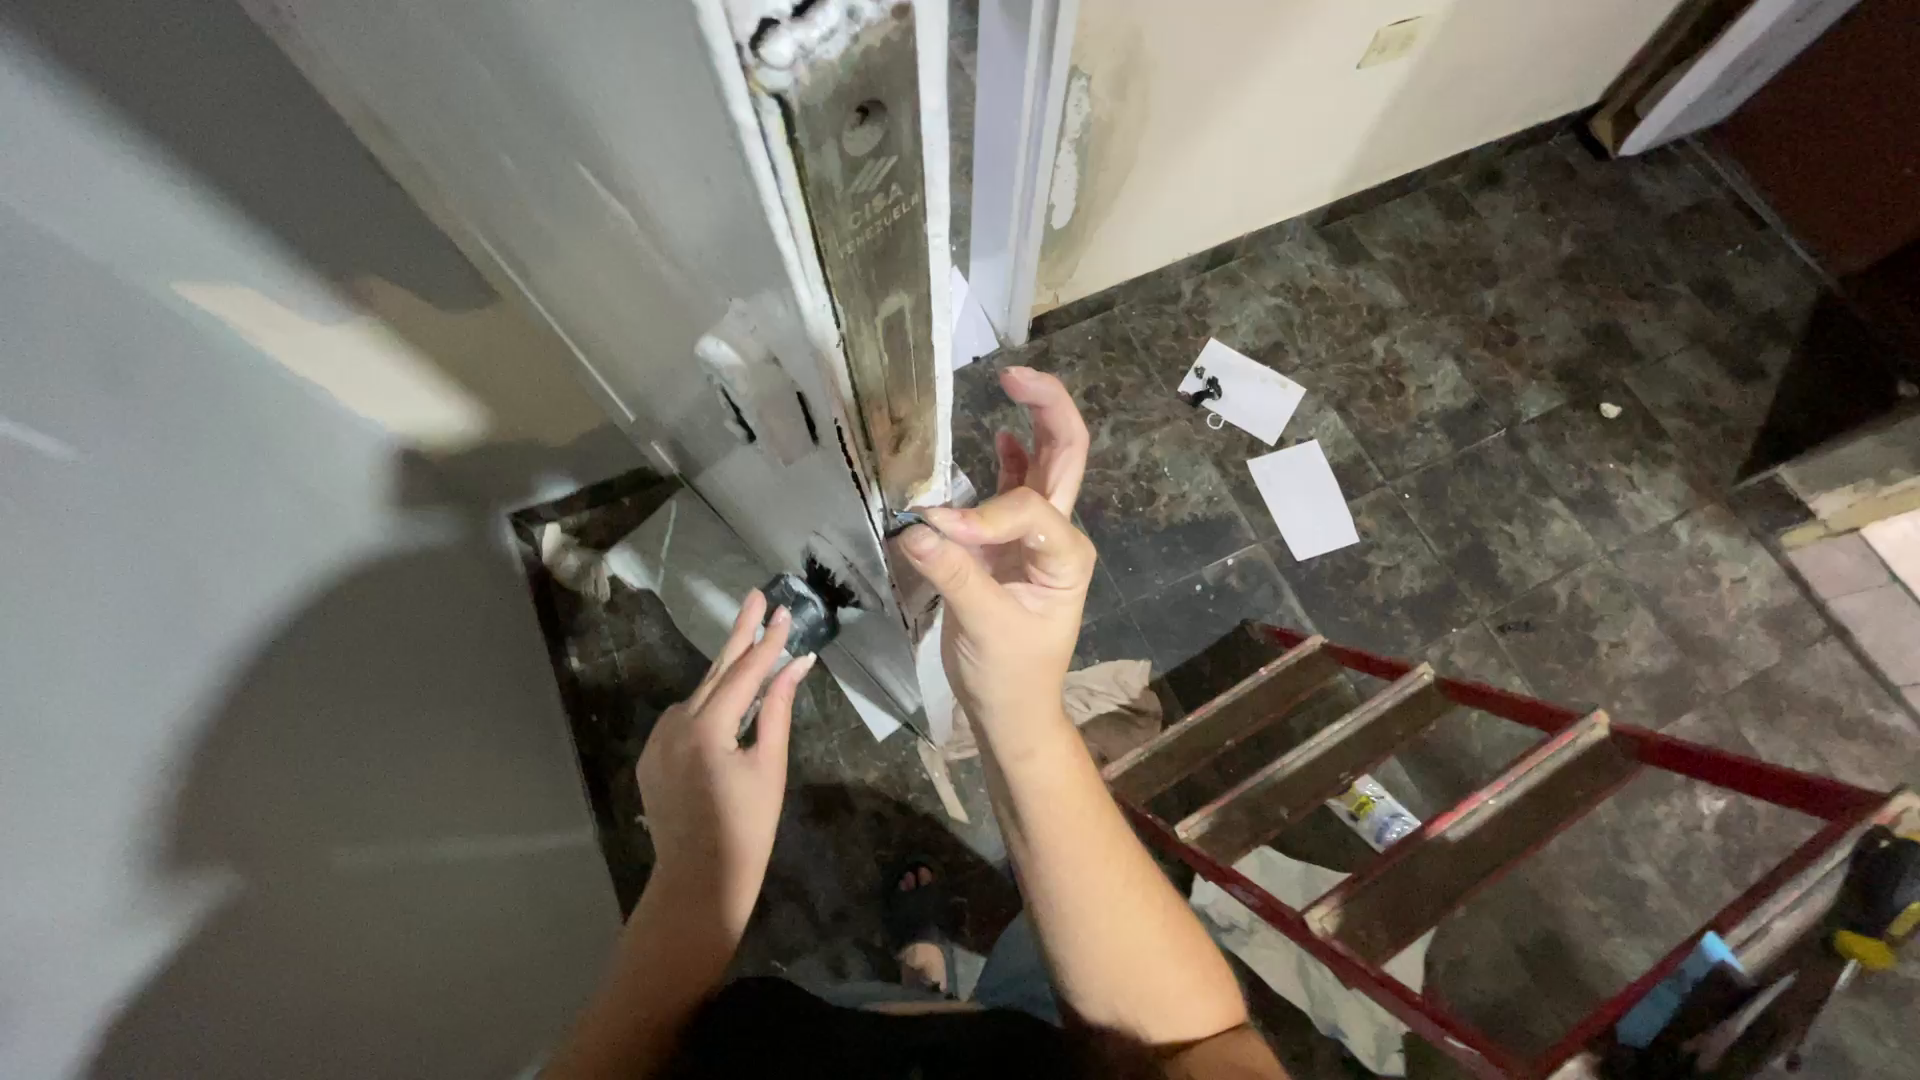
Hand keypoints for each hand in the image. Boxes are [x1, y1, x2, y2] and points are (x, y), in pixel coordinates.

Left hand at [635, 591, 814, 935]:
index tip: (786, 610)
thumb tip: (796, 665)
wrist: (698, 881)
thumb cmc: (748, 828)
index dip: (768, 641)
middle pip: (716, 670)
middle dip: (740, 633)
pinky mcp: (652, 755)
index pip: (745, 672)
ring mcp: (658, 740)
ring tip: (752, 640)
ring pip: (700, 693)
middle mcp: (675, 725)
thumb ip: (777, 709)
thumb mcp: (770, 765)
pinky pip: (685, 716)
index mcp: (707, 729)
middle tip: (756, 596)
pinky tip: (729, 695)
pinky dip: (709, 700)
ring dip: (727, 669)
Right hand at [895, 367, 1094, 732]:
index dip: (983, 515)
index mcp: (1066, 556)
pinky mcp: (1010, 543)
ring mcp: (1035, 537)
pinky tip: (1000, 433)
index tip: (937, 535)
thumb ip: (955, 574)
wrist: (1010, 705)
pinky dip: (1009, 458)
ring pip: (1044, 467)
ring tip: (1008, 384)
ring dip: (1033, 423)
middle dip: (1049, 410)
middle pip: (1066, 458)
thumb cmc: (1010, 673)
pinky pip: (1014, 489)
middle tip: (1015, 375)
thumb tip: (914, 527)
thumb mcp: (986, 627)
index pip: (1028, 510)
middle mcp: (1057, 536)